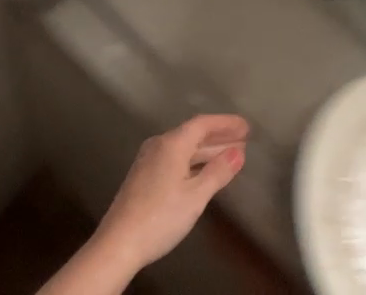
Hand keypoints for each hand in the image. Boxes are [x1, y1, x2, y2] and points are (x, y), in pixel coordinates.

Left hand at [93, 113, 249, 272]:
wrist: (119, 241)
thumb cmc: (161, 217)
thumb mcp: (195, 196)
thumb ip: (217, 172)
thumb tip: (238, 153)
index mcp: (171, 144)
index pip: (202, 124)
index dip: (225, 123)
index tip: (246, 126)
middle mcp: (158, 145)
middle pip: (192, 134)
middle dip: (218, 136)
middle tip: (244, 140)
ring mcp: (149, 160)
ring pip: (183, 148)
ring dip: (207, 150)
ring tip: (230, 156)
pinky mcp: (144, 175)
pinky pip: (175, 158)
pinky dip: (193, 161)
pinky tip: (203, 172)